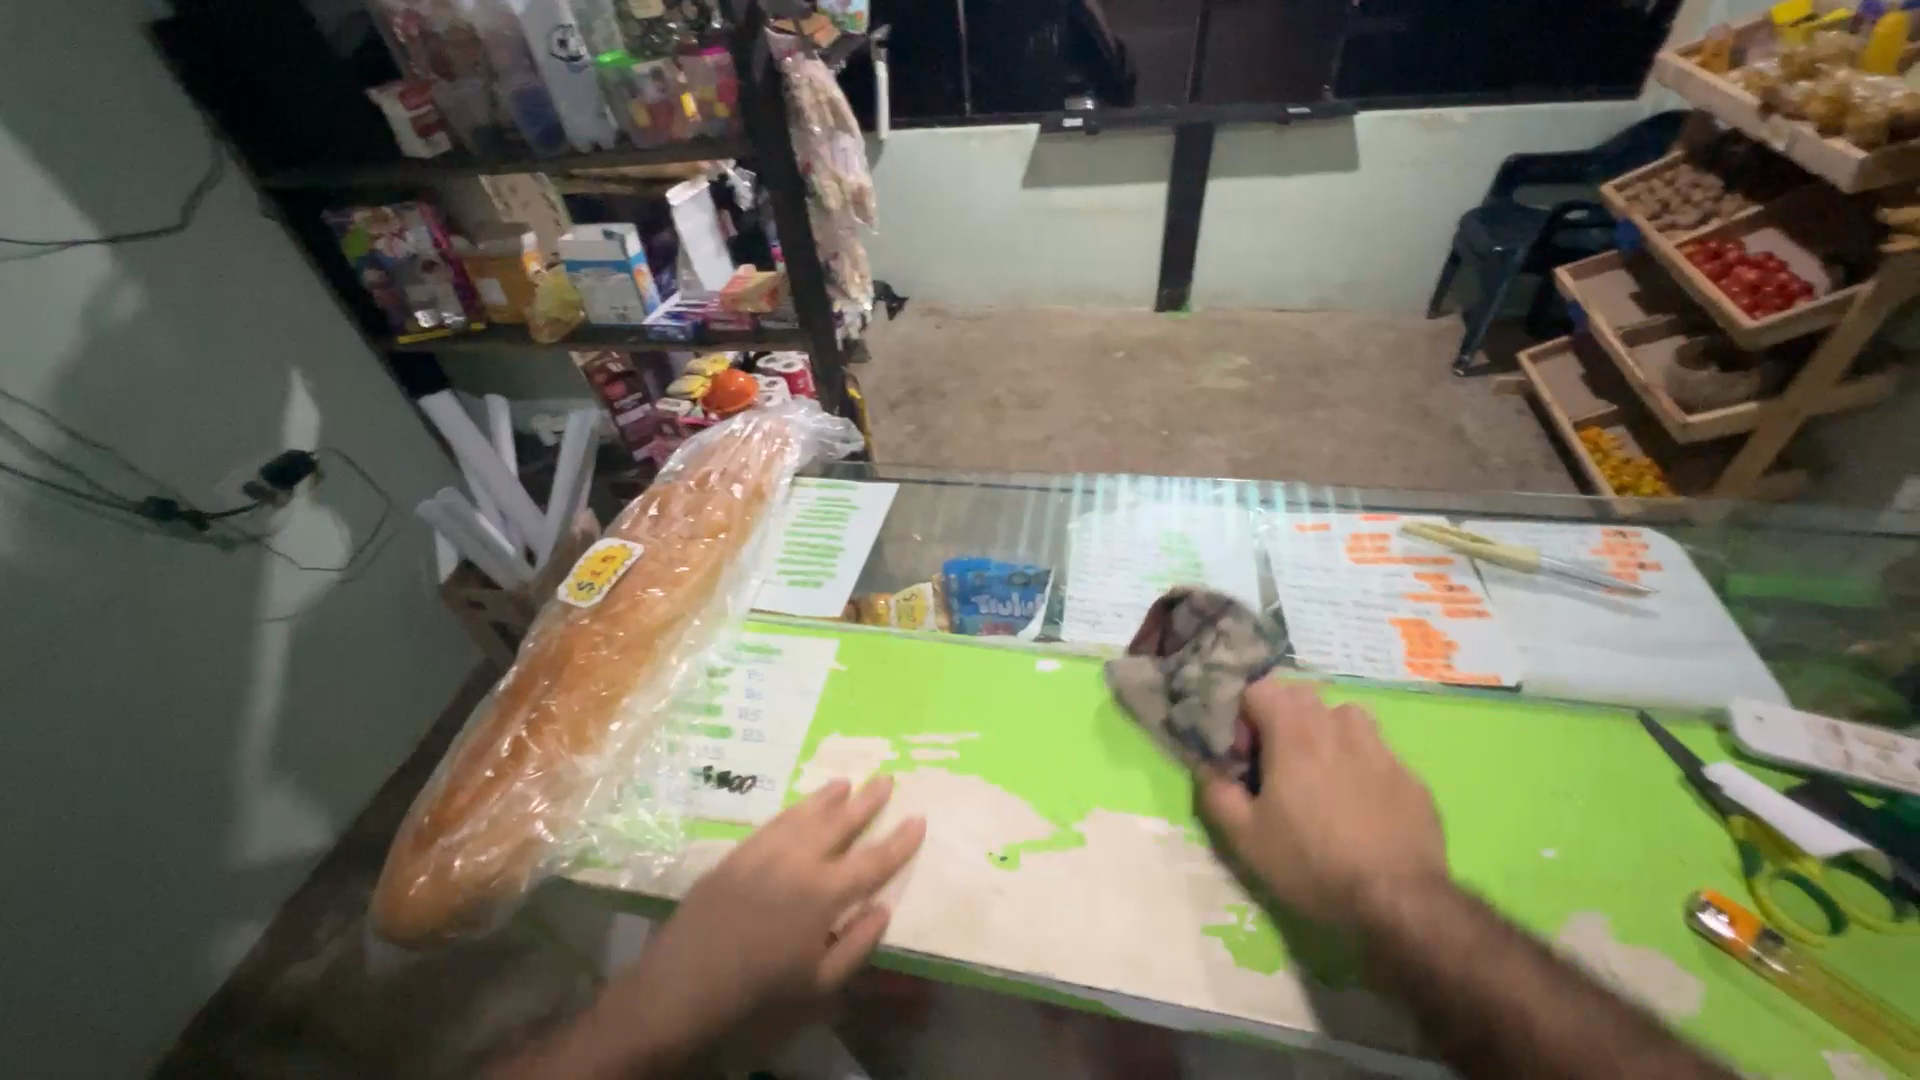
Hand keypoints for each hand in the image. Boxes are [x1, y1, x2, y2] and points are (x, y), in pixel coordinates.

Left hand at [574, 777, 924, 1074]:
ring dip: (829, 797)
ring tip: (847, 781)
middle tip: (887, 779)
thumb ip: (856, 945)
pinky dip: (793, 809)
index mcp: (823, 895)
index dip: (900, 841)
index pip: (873, 861)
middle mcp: (796, 862)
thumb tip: (883, 907)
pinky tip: (801, 806)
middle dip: (867, 801)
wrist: (675, 995)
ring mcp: (762, 854)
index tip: (920, 818)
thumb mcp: (818, 988)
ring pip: (804, 814)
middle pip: (840, 823)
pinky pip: (773, 822)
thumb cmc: (755, 1000)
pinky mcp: (734, 857)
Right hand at [1199, 680, 1446, 926]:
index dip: (1245, 718)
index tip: (1248, 759)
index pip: (1260, 688)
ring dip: (1327, 734)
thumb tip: (1207, 768)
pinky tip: (1361, 809)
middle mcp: (1339, 728)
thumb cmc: (1311, 864)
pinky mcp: (1411, 778)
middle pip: (1302, 696)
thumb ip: (1216, 793)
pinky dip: (1362, 766)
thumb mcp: (1245, 837)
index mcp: (1294, 734)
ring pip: (1346, 718)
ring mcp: (1382, 750)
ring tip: (1323, 777)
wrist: (1398, 904)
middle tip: (1279, 766)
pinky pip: (1378, 753)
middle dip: (1283, 720)